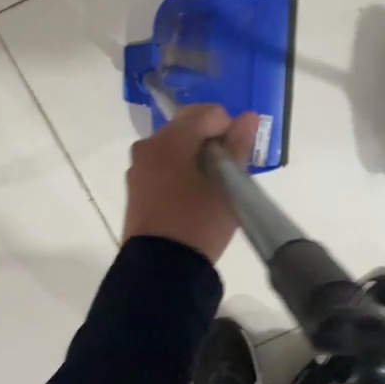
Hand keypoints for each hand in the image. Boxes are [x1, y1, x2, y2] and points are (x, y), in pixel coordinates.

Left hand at [124, 103, 259, 263]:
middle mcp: (148, 145)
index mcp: (170, 140)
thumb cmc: (200, 224)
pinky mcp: (135, 187)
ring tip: (212, 186)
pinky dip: (180, 170)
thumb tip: (249, 117)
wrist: (161, 269)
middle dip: (211, 140)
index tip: (239, 157)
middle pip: (187, 126)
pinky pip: (162, 165)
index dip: (229, 128)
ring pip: (174, 146)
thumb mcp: (228, 186)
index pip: (207, 113)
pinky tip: (192, 196)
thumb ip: (238, 147)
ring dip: (195, 155)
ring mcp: (138, 167)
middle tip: (229, 170)